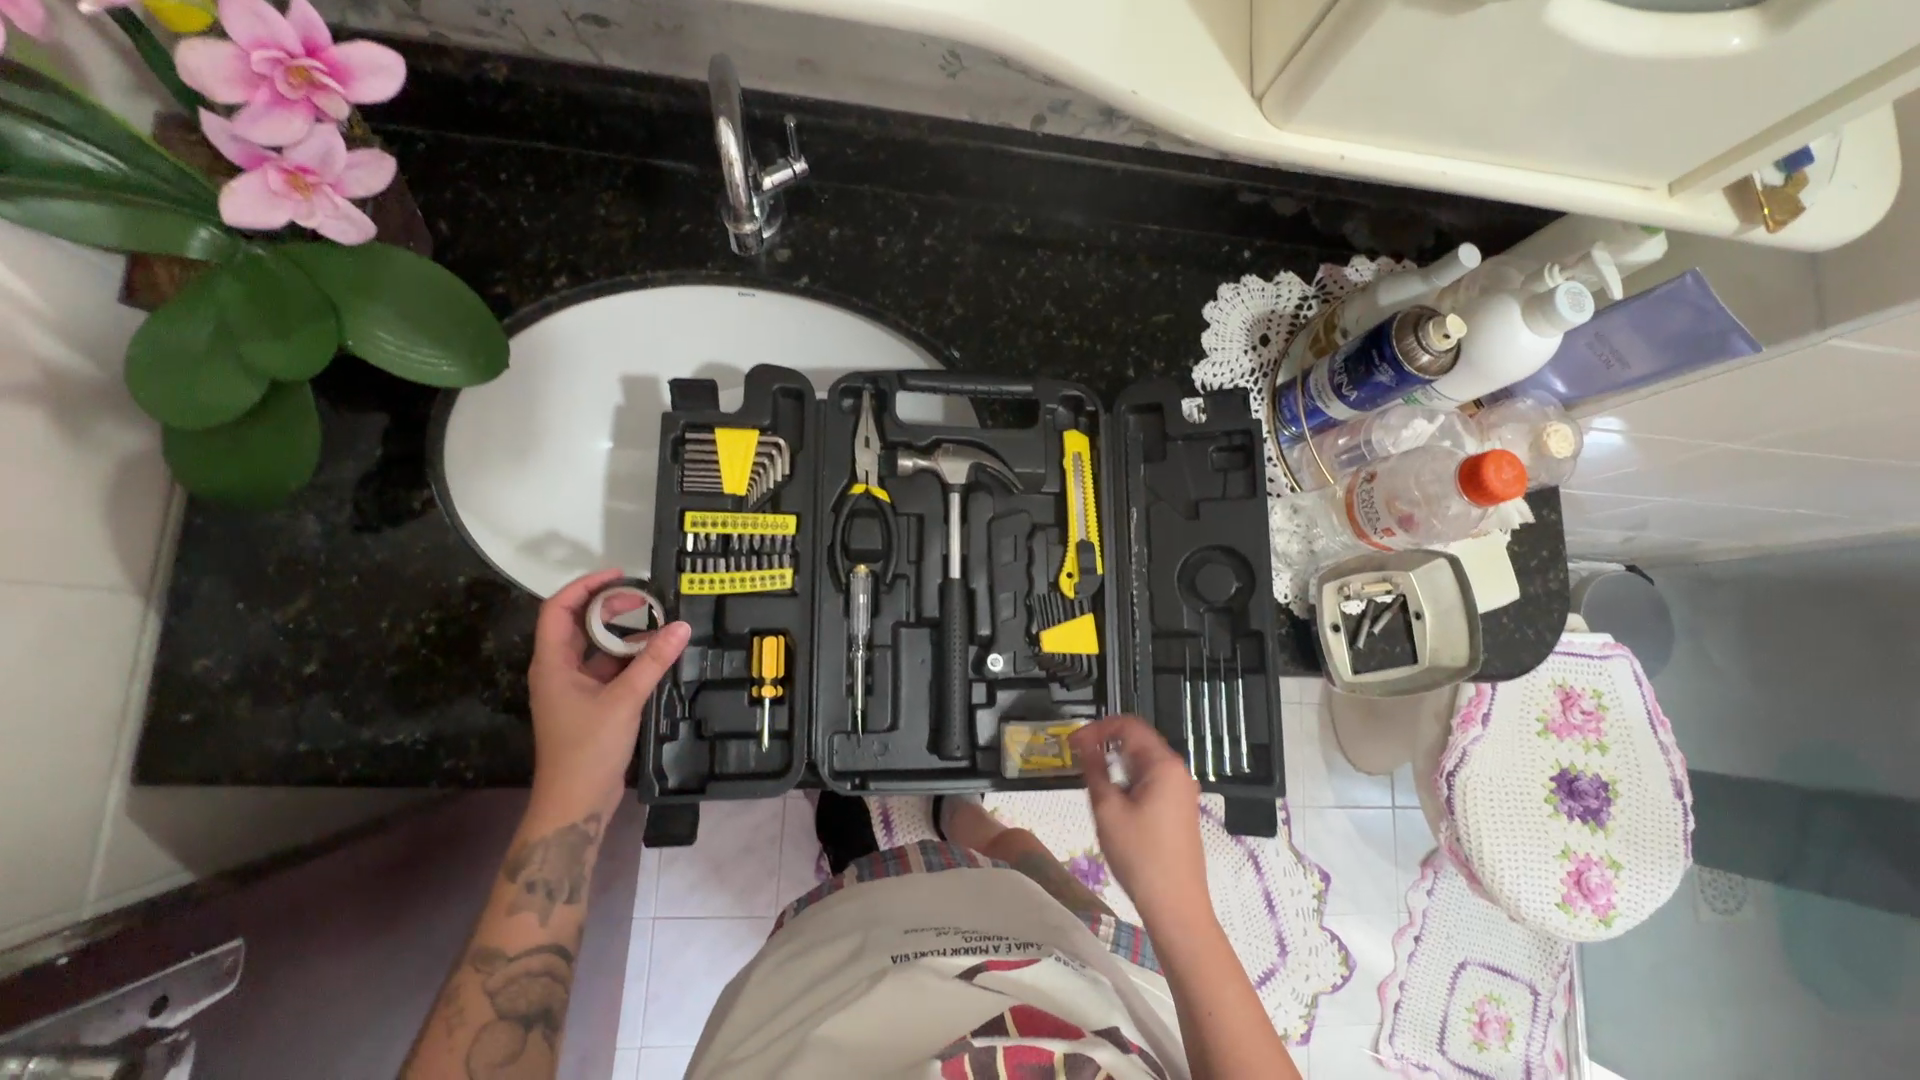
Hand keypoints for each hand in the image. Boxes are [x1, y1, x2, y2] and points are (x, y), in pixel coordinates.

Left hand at [527, 569, 689, 815]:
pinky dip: (629, 659)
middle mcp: (558, 671)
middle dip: (610, 607)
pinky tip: (655, 656)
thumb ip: (653, 662)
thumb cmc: (587, 749)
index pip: (559, 609)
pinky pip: (608, 670)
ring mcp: (573, 689)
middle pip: (579, 625)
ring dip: (623, 634)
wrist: (574, 802)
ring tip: (657, 622)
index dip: (586, 586)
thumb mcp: (624, 701)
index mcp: (552, 663)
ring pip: (596, 649)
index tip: (620, 575)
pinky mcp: (589, 705)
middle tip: (647, 598)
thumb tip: (681, 627)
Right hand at [1070, 715, 1210, 924]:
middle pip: (1138, 743)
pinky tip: (1113, 804)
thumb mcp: (1107, 809)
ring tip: (1092, 785)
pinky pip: (1151, 783)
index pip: (1128, 726)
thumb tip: (1083, 744)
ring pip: (1143, 765)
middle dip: (1105, 747)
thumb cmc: (1140, 855)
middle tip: (1077, 762)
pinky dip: (1129, 783)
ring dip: (1116, 766)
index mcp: (1164, 765)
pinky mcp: (1179, 811)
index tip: (1072, 743)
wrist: (1175, 904)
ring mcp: (1182, 792)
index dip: (1097, 728)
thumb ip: (1094, 770)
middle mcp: (1178, 772)